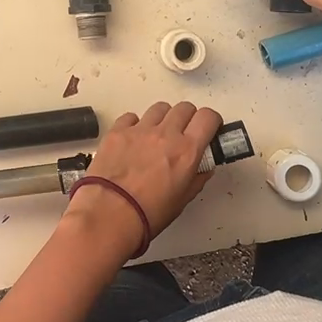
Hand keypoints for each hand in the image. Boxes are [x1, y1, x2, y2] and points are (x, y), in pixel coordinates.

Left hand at [66, 102, 220, 257]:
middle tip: (185, 133)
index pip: (207, 117)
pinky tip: (134, 138)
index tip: (208, 128)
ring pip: (159, 108)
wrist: (109, 213)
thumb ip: (197, 177)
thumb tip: (203, 168)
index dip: (211, 121)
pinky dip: (136, 124)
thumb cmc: (146, 214)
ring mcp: (139, 130)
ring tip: (159, 134)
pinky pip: (131, 117)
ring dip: (164, 118)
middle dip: (188, 118)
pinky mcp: (117, 131)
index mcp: (186, 151)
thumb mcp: (182, 200)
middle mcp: (165, 134)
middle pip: (184, 108)